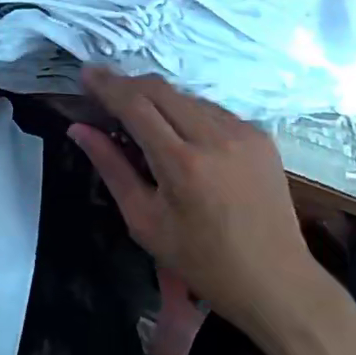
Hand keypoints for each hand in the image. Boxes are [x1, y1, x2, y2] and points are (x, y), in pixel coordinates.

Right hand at [68, 70, 316, 333]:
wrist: (276, 281)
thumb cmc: (202, 261)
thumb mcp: (145, 222)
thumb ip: (112, 168)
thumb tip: (79, 129)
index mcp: (181, 163)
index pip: (136, 104)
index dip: (107, 85)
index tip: (86, 73)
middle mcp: (214, 136)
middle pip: (160, 89)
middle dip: (128, 84)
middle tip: (105, 90)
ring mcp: (242, 131)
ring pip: (186, 96)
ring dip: (158, 99)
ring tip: (142, 118)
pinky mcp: (259, 134)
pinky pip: (213, 110)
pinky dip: (188, 113)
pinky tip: (182, 135)